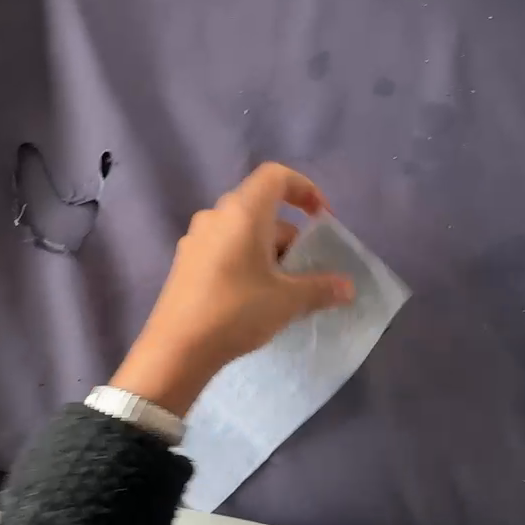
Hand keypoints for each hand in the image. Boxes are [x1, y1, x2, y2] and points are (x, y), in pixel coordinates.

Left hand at [110, 163, 354, 415]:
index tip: (322, 219)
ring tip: (281, 288)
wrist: (177, 349)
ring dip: (268, 250)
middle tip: (305, 268)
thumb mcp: (287, 301)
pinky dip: (246, 261)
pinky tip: (253, 297)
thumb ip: (321, 288)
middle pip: (261, 208)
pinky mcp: (185, 262)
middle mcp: (216, 215)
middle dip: (290, 233)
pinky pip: (224, 248)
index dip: (305, 189)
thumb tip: (348, 287)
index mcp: (243, 212)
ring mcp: (196, 238)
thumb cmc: (237, 312)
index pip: (276, 176)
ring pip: (243, 231)